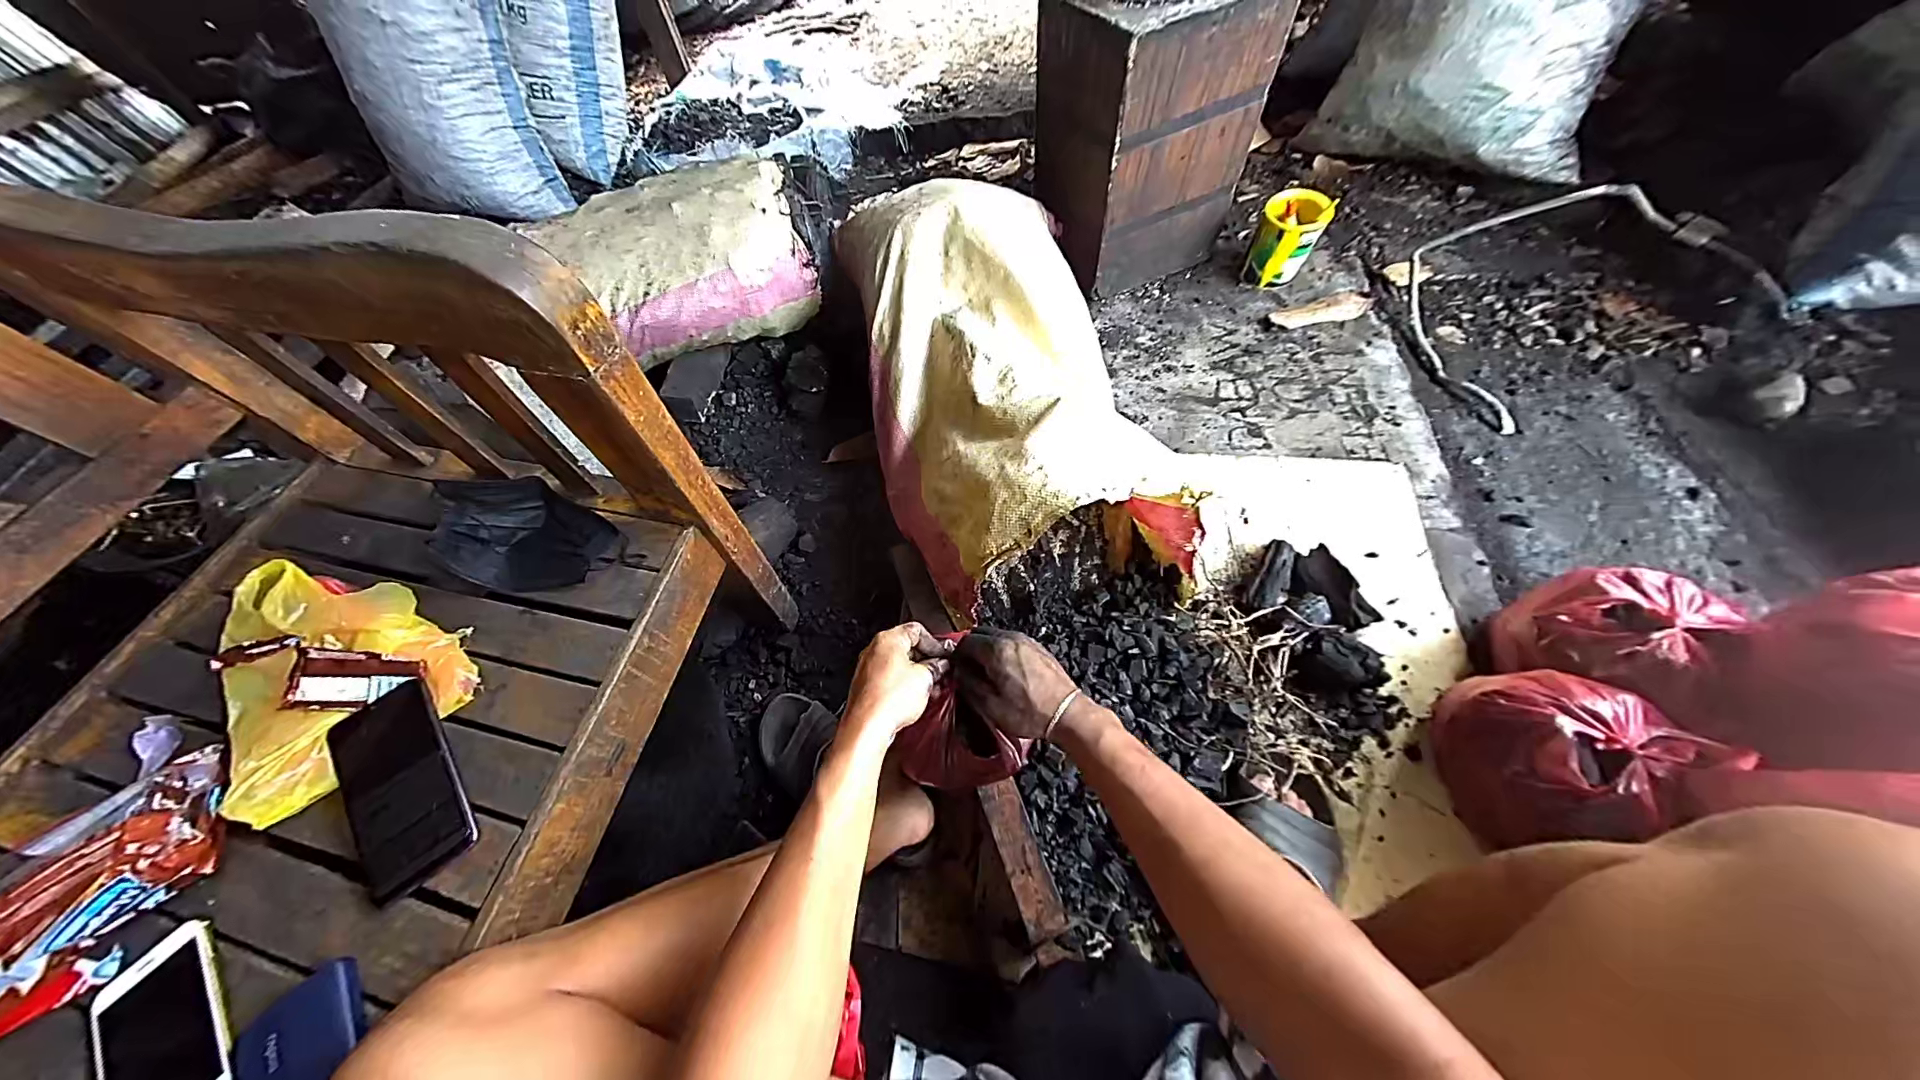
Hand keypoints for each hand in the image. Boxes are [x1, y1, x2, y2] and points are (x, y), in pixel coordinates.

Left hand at [842, 623, 955, 745]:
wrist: (868, 727)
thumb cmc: (889, 700)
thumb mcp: (925, 678)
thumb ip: (937, 666)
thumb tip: (940, 665)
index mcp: (888, 640)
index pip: (917, 630)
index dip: (936, 643)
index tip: (946, 655)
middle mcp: (874, 650)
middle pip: (908, 646)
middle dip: (927, 659)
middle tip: (941, 671)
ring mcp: (868, 668)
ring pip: (899, 664)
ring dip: (918, 674)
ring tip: (932, 687)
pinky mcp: (867, 687)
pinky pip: (890, 679)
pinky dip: (905, 684)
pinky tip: (917, 696)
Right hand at [954, 628, 1078, 740]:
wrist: (1067, 714)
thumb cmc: (1031, 713)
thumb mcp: (991, 705)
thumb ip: (969, 684)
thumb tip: (958, 673)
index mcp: (997, 650)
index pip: (965, 641)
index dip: (955, 655)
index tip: (955, 668)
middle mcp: (1012, 639)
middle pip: (980, 634)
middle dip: (970, 649)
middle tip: (967, 670)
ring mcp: (1027, 642)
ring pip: (997, 637)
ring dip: (987, 650)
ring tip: (986, 673)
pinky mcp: (1038, 648)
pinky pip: (1012, 643)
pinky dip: (1003, 652)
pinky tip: (1005, 672)